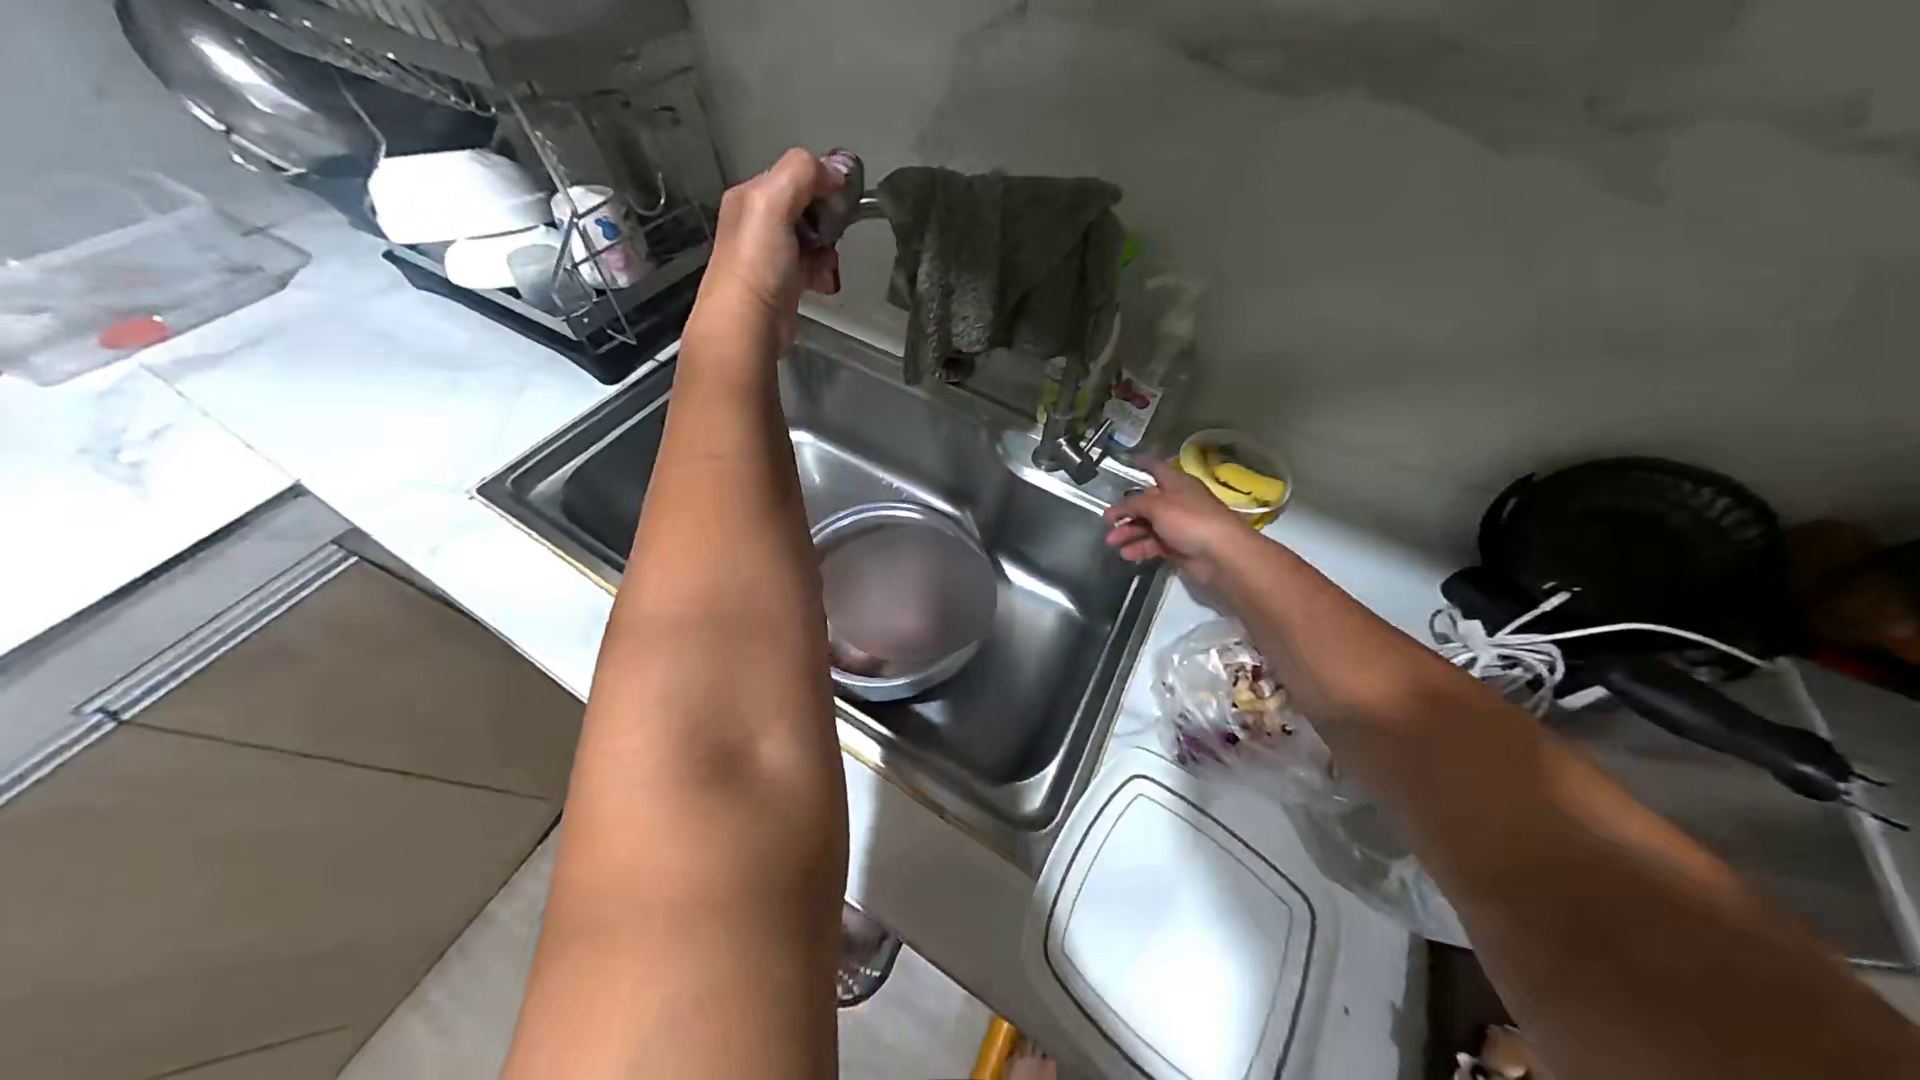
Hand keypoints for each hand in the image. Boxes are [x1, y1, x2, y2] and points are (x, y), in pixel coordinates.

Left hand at [703, 148, 846, 348]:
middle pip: (807, 208)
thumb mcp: (774, 201)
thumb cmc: (758, 261)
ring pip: (813, 239)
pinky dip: (823, 272)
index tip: (838, 199)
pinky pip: (813, 268)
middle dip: (827, 219)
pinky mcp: (784, 283)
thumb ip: (802, 173)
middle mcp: (757, 222)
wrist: (747, 323)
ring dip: (828, 249)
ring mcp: (771, 255)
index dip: (819, 183)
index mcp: (750, 196)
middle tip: (832, 234)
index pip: (794, 175)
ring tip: (827, 263)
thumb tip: (836, 170)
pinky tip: (823, 282)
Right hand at [1103, 459, 1252, 586]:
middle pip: (1146, 502)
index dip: (1143, 464)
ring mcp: (1178, 525)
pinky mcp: (1178, 547)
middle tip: (1107, 520)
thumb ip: (1133, 504)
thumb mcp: (1157, 505)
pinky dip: (1139, 548)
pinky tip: (1127, 554)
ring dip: (1128, 532)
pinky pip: (1153, 545)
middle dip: (1125, 511)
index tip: (1130, 461)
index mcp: (1177, 484)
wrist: (1220, 553)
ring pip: (1147, 526)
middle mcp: (1177, 502)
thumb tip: (1117, 508)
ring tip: (1112, 541)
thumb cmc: (1190, 520)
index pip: (1157, 468)